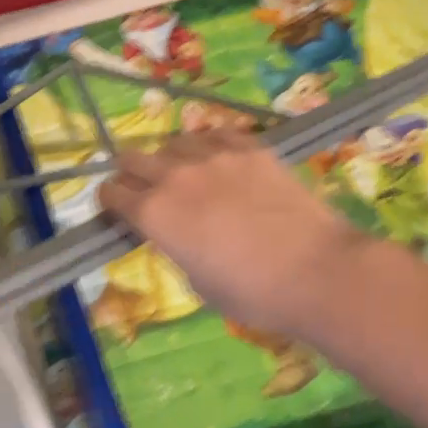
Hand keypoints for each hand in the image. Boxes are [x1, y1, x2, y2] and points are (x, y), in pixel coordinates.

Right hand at [100, 129, 369, 337]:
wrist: (317, 271)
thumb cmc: (253, 293)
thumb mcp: (196, 281)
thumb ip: (174, 246)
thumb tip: (174, 231)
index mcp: (153, 214)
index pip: (110, 192)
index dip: (110, 200)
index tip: (118, 208)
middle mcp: (173, 176)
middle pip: (131, 157)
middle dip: (131, 173)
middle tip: (145, 189)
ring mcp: (212, 156)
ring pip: (173, 141)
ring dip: (171, 157)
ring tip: (187, 172)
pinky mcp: (249, 147)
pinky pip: (215, 134)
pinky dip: (210, 145)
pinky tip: (222, 161)